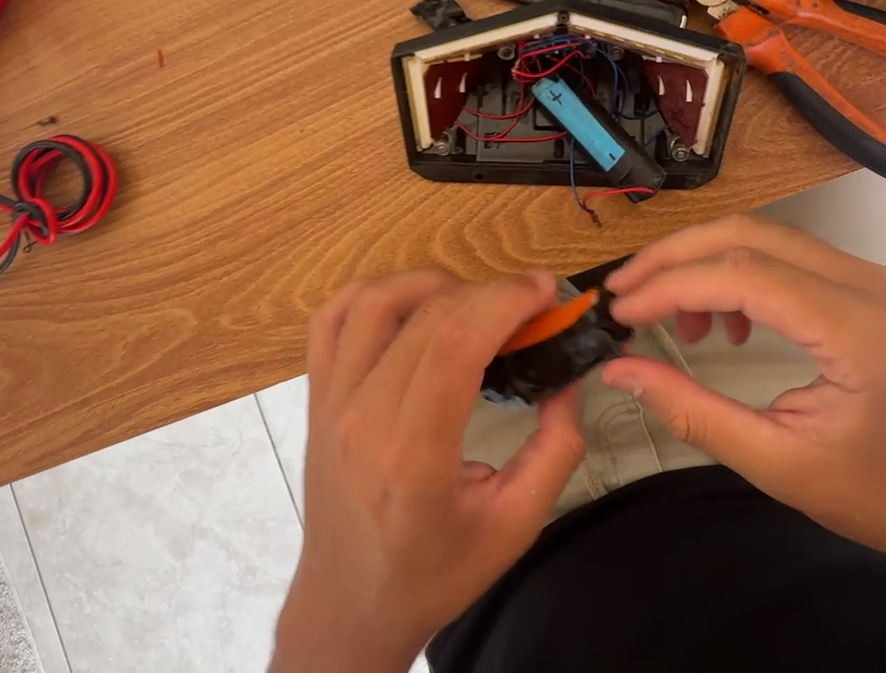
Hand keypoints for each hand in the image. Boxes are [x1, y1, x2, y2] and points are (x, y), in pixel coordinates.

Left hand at [272, 269, 586, 672]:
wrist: (348, 601)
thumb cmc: (433, 572)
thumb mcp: (515, 525)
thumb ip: (555, 448)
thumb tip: (569, 377)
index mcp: (414, 455)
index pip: (455, 342)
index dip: (505, 300)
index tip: (546, 291)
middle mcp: (364, 416)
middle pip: (427, 315)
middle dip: (489, 291)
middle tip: (529, 301)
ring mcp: (331, 400)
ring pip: (374, 301)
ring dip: (432, 284)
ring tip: (473, 303)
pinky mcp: (316, 395)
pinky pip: (331, 318)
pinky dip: (373, 294)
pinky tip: (412, 306)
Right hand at [598, 214, 885, 573]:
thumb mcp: (778, 465)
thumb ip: (691, 412)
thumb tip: (620, 371)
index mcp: (859, 330)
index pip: (742, 275)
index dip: (670, 286)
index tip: (620, 311)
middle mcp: (871, 285)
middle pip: (748, 234)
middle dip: (673, 258)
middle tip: (624, 291)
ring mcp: (874, 278)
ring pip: (763, 237)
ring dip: (702, 265)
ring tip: (672, 323)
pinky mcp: (868, 285)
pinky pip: (785, 257)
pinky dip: (736, 276)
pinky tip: (723, 325)